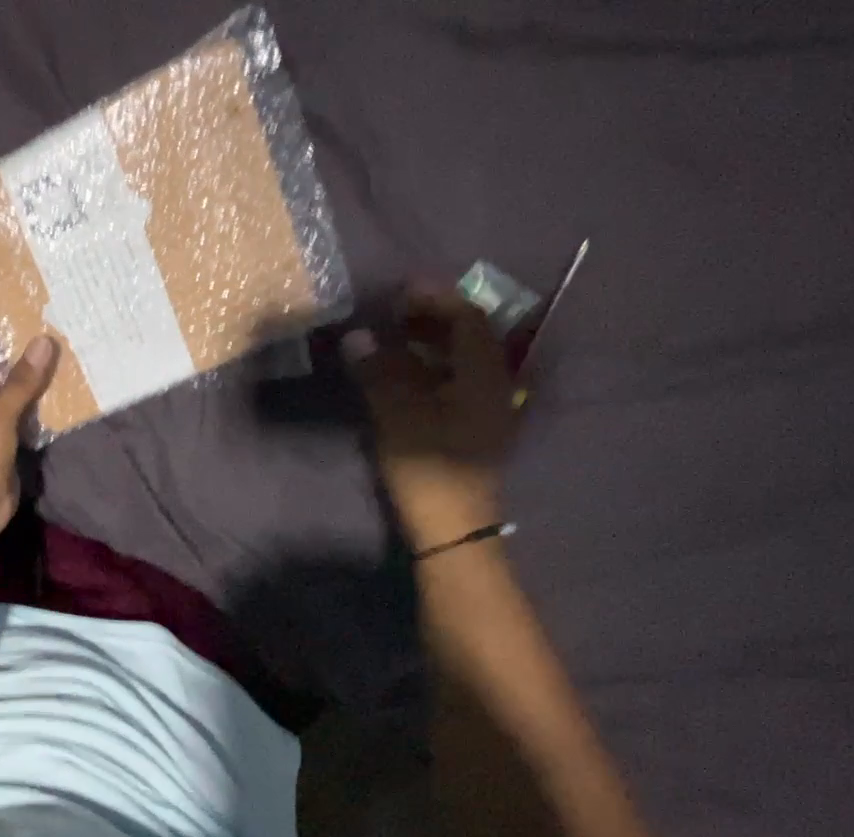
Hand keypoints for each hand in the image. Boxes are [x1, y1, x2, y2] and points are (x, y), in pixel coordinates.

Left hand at [0, 336, 58, 548]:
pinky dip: (40, 420)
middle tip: (61, 351)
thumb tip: (43, 342)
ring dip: (36, 396)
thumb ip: (21, 382)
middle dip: (27, 371)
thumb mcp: (0, 415)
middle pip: (2, 385)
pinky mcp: (7, 453)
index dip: (6, 350)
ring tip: (68, 373)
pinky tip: (64, 408)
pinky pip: (25, 430)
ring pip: (16, 408)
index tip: (37, 334)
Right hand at [345, 287, 517, 550]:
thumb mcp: (397, 416)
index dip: (436, 300)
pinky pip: (456, 385)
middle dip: (433, 320)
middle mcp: (496, 385)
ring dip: (431, 346)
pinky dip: (432, 371)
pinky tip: (405, 379)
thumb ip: (378, 373)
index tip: (401, 290)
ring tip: (393, 342)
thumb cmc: (428, 467)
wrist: (453, 528)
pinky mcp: (475, 431)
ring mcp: (489, 410)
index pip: (467, 320)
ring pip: (462, 363)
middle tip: (394, 313)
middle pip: (470, 339)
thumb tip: (357, 336)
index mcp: (485, 375)